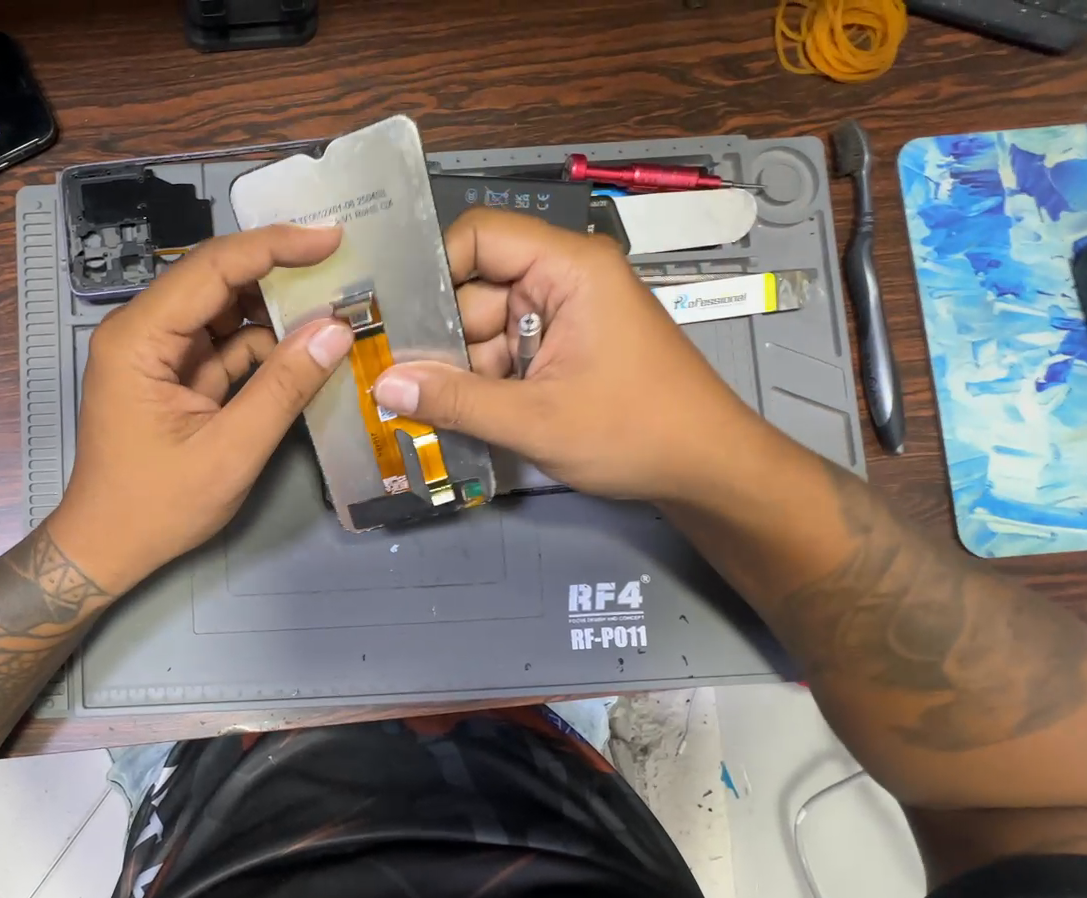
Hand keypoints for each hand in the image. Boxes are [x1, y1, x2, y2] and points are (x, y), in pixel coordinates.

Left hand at [46, 225, 354, 592]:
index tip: (332, 237)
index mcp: (139, 338)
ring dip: (274, 313)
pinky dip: (261, 349)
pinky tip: (303, 352)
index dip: (275, 247)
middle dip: (278, 275)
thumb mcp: (230, 451)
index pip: (212, 268)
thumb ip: (283, 388)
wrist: (108, 547)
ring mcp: (156, 356)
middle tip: (342, 270)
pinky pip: (221, 347)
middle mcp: (142, 333)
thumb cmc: (159, 506)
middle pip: (216, 281)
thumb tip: (337, 330)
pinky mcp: (171, 378)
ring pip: (222, 312)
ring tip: (333, 311)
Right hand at [369, 208, 772, 502]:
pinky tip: (461, 416)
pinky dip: (480, 385)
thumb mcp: (535, 420)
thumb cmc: (634, 432)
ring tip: (432, 411)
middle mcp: (561, 282)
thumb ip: (455, 401)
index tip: (398, 322)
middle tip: (402, 386)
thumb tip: (382, 386)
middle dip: (443, 341)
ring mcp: (561, 318)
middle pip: (473, 291)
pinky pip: (501, 356)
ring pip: (481, 330)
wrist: (704, 471)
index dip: (434, 271)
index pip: (479, 237)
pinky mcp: (560, 351)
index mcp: (568, 269)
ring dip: (460, 372)